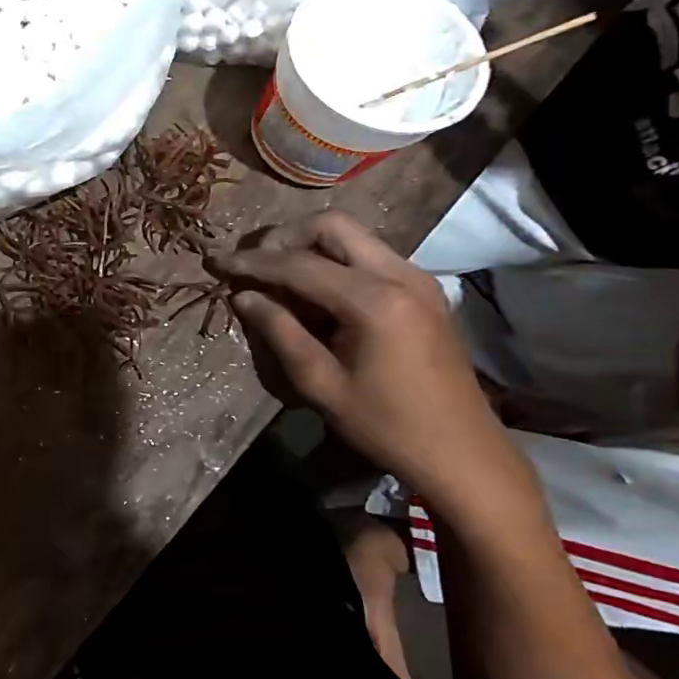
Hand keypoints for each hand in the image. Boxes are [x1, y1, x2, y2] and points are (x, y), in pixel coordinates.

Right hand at [213, 211, 536, 517]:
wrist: (462, 452)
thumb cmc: (386, 426)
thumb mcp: (321, 384)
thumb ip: (280, 331)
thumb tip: (243, 296)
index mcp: (376, 300)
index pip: (300, 263)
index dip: (253, 262)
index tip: (217, 263)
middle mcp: (401, 274)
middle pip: (332, 226)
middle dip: (284, 237)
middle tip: (252, 263)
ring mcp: (417, 278)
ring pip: (352, 236)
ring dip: (308, 247)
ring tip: (274, 277)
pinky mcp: (422, 289)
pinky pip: (368, 256)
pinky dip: (333, 262)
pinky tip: (312, 293)